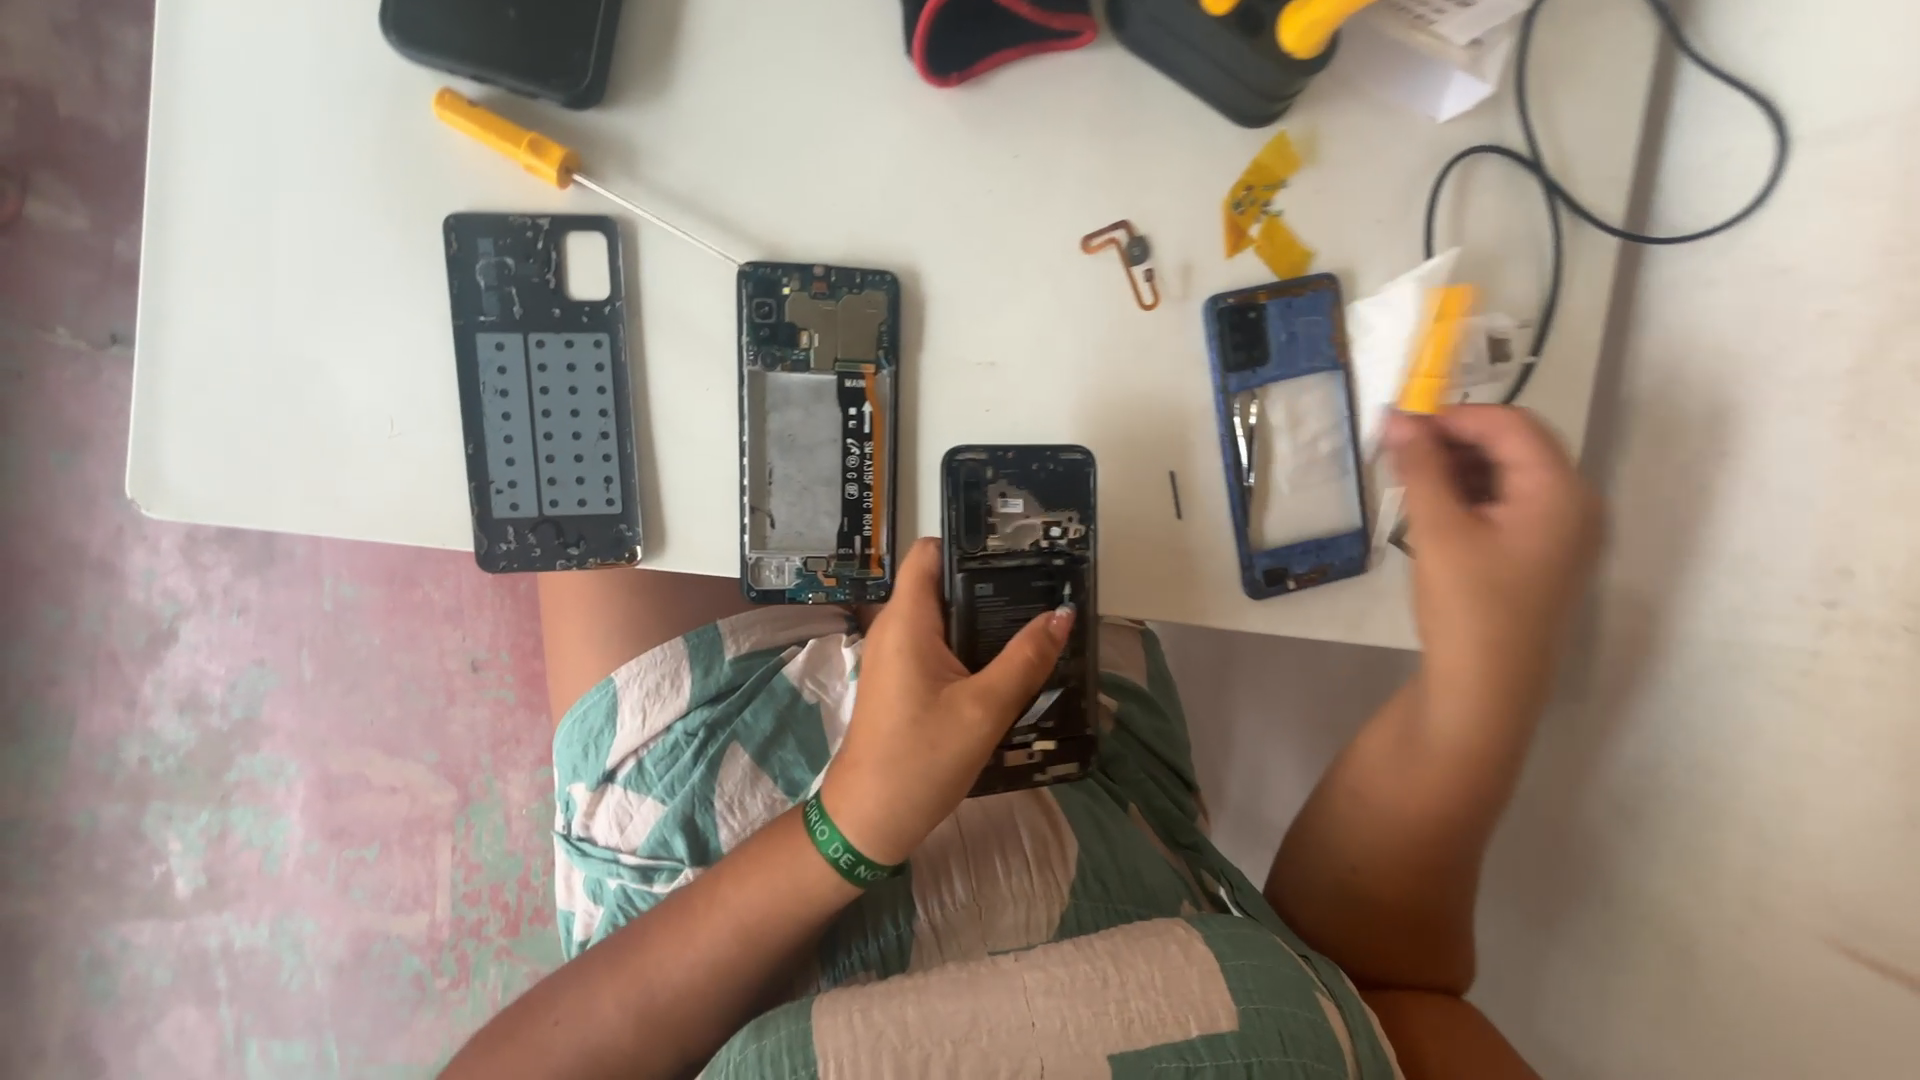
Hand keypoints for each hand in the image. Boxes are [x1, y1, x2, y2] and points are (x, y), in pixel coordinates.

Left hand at [819, 538, 1072, 865]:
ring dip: (984, 616)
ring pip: (944, 617)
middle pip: (942, 582)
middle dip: (989, 580)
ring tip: (1035, 616)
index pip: (929, 552)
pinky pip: (938, 645)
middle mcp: (896, 628)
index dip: (970, 542)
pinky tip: (1007, 659)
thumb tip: (1063, 614)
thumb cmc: (921, 759)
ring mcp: (896, 655)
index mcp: (907, 620)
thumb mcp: (984, 709)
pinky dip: (971, 644)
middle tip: (1043, 583)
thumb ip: (1025, 659)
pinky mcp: (902, 680)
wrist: (870, 819)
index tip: (1017, 548)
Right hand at [1387, 407, 1603, 693]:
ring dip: (1460, 470)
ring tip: (1412, 486)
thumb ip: (1420, 467)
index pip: (1510, 424)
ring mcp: (1563, 532)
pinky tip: (1435, 514)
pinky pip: (1510, 505)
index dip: (1453, 417)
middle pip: (1514, 446)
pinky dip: (1471, 497)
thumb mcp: (1438, 530)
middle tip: (1400, 458)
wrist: (1486, 687)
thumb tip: (1398, 416)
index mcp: (1560, 490)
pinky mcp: (1543, 555)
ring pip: (1509, 476)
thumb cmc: (1468, 606)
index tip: (1399, 428)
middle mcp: (1575, 503)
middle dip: (1455, 443)